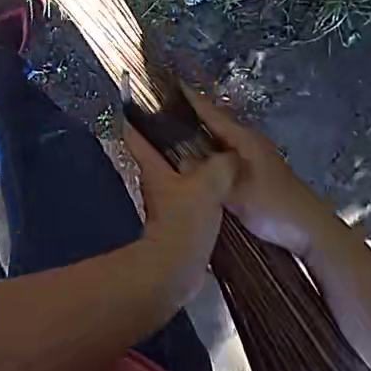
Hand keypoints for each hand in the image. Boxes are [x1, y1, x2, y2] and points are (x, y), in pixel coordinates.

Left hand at [124, 126, 233, 300]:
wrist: (177, 269)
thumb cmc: (185, 220)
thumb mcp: (209, 184)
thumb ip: (222, 164)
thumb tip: (233, 156)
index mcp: (153, 168)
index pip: (136, 135)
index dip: (138, 116)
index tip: (146, 101)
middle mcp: (154, 182)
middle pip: (159, 152)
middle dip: (174, 138)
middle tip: (196, 123)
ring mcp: (165, 202)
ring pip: (177, 173)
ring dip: (192, 163)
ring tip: (215, 151)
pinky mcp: (178, 220)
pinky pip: (190, 194)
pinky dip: (202, 186)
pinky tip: (221, 184)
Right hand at [182, 85, 337, 257]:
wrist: (310, 229)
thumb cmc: (274, 207)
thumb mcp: (236, 192)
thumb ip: (208, 175)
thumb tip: (182, 162)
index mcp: (244, 139)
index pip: (213, 114)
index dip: (193, 101)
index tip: (174, 86)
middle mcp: (249, 142)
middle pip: (216, 125)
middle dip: (193, 118)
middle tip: (165, 115)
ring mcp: (254, 157)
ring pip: (221, 142)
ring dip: (201, 138)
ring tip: (174, 137)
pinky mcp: (256, 173)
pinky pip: (226, 156)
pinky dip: (211, 155)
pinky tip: (199, 164)